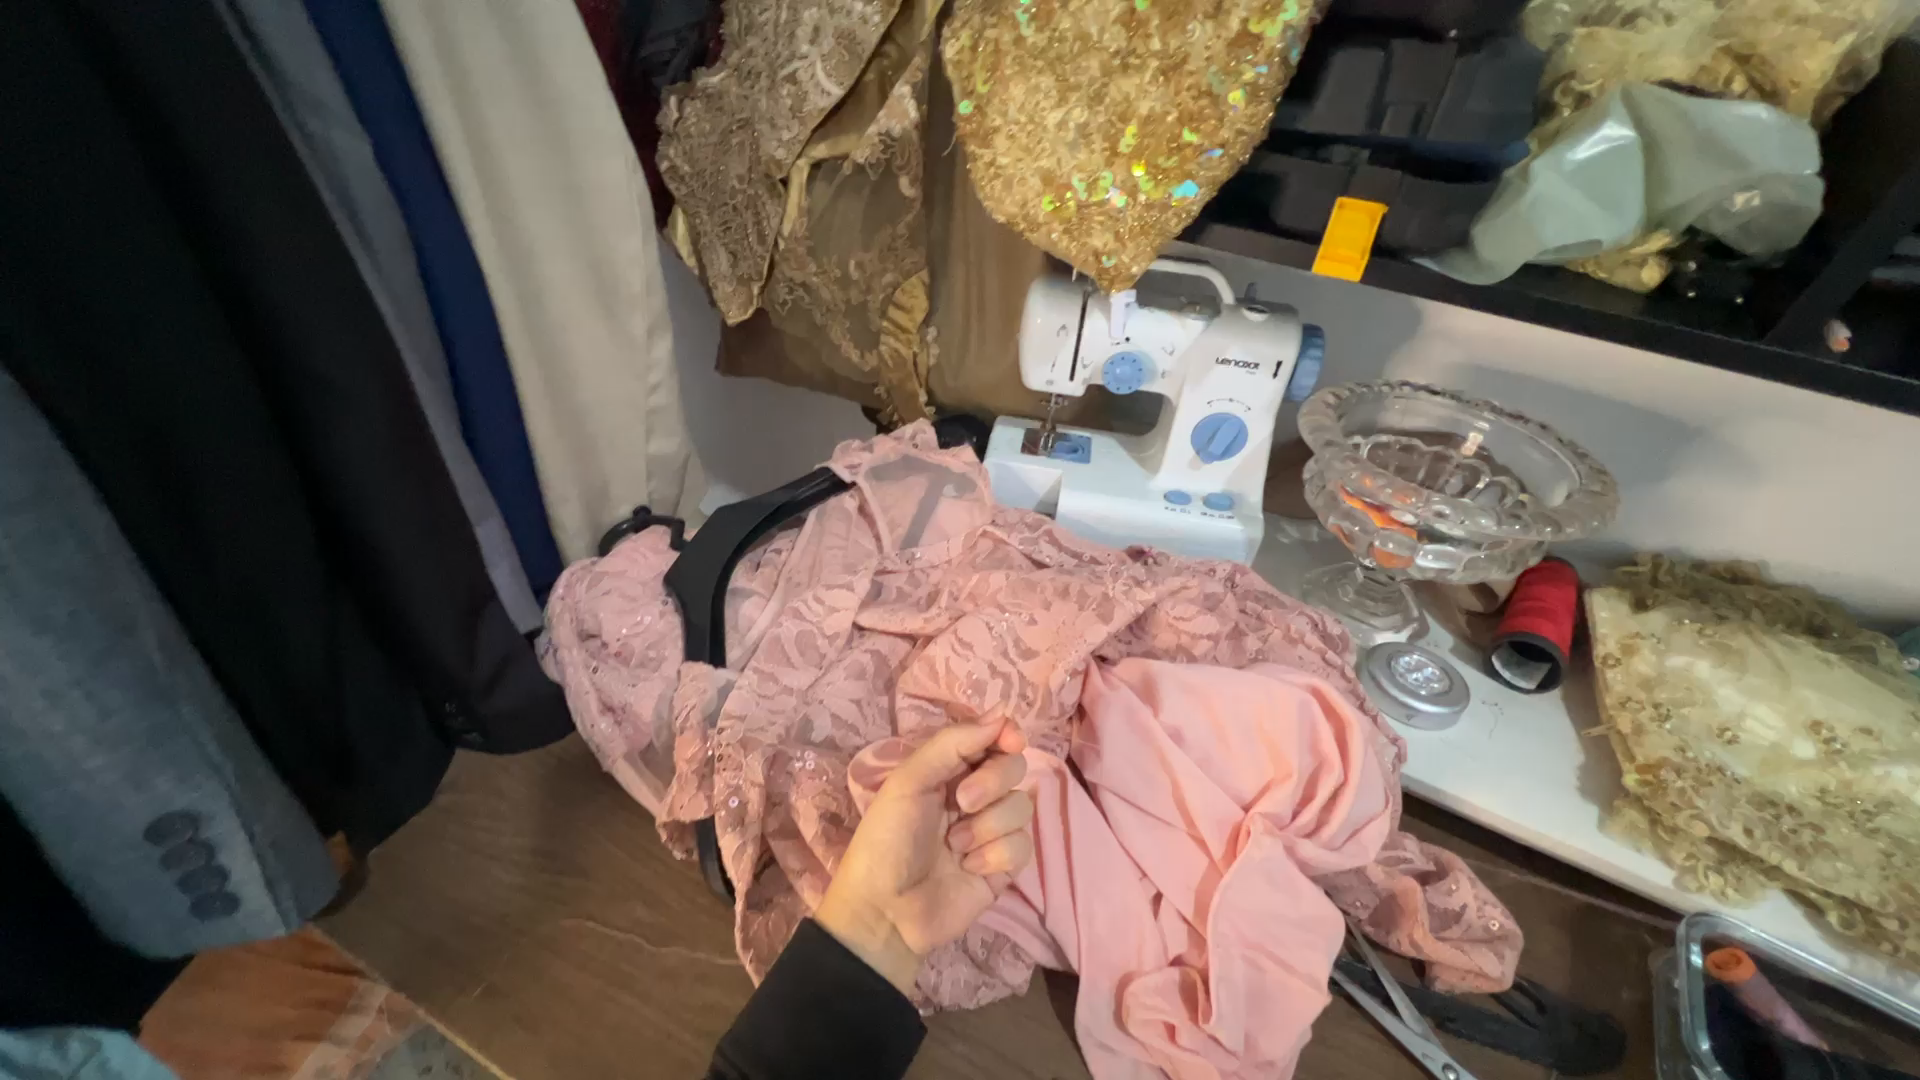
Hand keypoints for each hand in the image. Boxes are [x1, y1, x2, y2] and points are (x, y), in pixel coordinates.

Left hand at [814, 719, 1034, 993]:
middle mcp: (974, 794)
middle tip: (962, 802)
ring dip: (988, 825)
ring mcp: (991, 830)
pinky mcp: (1003, 866)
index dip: (1006, 735)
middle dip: (992, 782)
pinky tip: (968, 868)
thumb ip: (953, 743)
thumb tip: (1001, 714)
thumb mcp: (909, 780)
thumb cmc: (887, 839)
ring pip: (1021, 805)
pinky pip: (1022, 845)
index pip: (992, 738)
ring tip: (955, 845)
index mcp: (949, 769)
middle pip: (1014, 767)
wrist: (886, 910)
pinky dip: (995, 855)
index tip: (1010, 741)